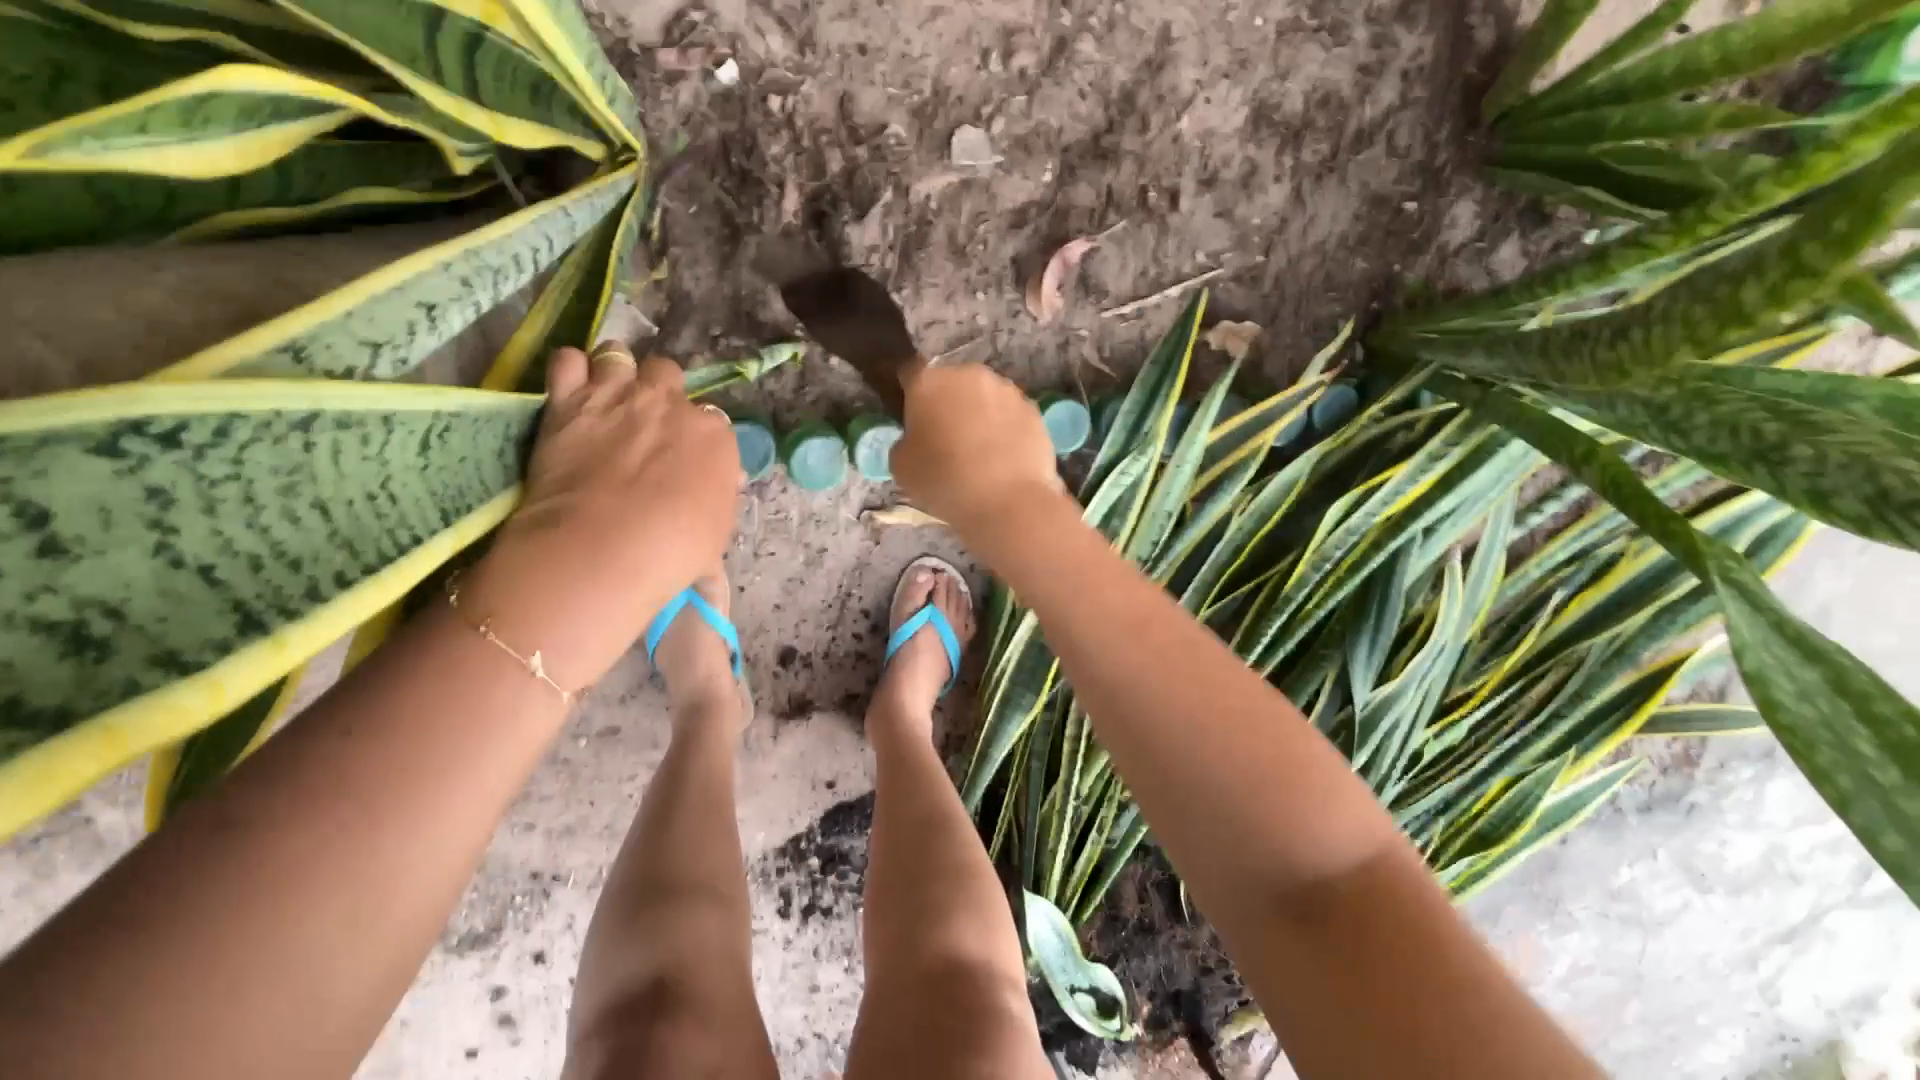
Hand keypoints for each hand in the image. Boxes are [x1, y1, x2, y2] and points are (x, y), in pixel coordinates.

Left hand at [460, 345, 742, 689]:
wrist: (606, 545)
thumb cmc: (673, 551)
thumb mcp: (715, 535)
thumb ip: (713, 504)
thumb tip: (711, 507)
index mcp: (715, 437)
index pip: (711, 420)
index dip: (692, 435)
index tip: (680, 456)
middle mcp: (672, 405)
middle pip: (666, 375)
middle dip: (656, 392)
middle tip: (642, 420)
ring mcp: (620, 396)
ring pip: (618, 355)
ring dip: (612, 370)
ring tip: (603, 394)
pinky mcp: (569, 400)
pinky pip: (567, 360)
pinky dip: (567, 370)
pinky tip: (567, 388)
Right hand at [890, 363, 1067, 534]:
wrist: (1010, 501)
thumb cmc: (945, 481)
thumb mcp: (901, 467)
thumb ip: (905, 442)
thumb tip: (918, 438)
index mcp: (929, 382)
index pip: (910, 373)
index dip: (909, 392)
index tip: (911, 415)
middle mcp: (968, 374)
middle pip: (952, 383)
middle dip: (947, 403)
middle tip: (946, 437)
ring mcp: (1006, 389)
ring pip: (984, 397)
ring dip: (979, 414)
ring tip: (979, 450)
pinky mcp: (1033, 409)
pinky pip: (1010, 415)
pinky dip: (1005, 429)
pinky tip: (1004, 457)